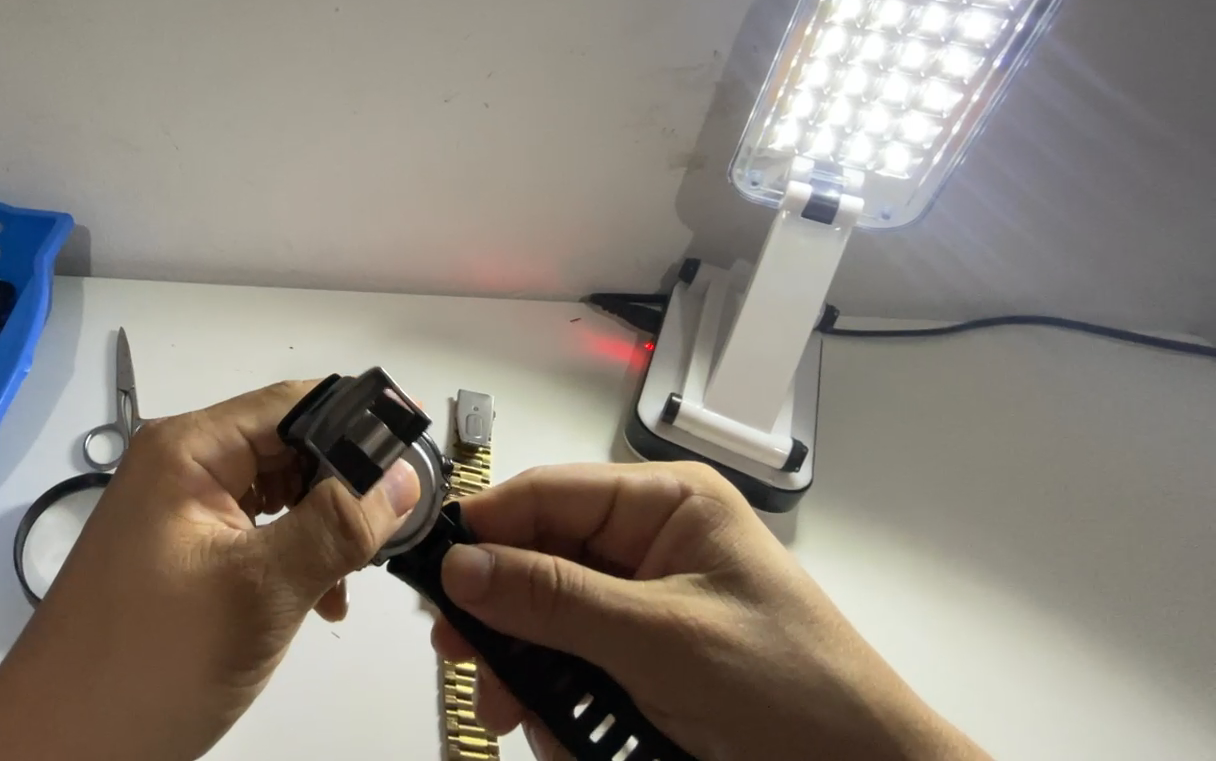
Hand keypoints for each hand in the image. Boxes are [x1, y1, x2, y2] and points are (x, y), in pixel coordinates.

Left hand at [0, 381, 420, 760]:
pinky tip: (324, 594)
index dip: (358, 417)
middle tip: (397, 520)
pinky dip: (295, 550)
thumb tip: (402, 475)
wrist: (60, 746)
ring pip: (276, 488)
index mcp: (190, 447)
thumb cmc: (152, 661)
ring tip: (360, 568)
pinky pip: (256, 527)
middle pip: (286, 444)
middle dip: (344, 480)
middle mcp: (183, 462)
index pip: (292, 403)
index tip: (416, 444)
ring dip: (323, 521)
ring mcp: (181, 506)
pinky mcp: (184, 546)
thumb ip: (336, 525)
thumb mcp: (260, 589)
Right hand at [430, 462, 988, 760]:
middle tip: (461, 655)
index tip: (433, 570)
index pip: (547, 493)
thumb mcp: (660, 640)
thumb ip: (552, 599)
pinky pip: (574, 652)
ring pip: (547, 608)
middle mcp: (646, 535)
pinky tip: (554, 728)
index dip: (486, 526)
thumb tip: (457, 566)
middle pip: (539, 553)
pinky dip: (556, 690)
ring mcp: (643, 593)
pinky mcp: (643, 647)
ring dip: (524, 660)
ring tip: (506, 709)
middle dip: (501, 610)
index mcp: (662, 500)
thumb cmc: (789, 695)